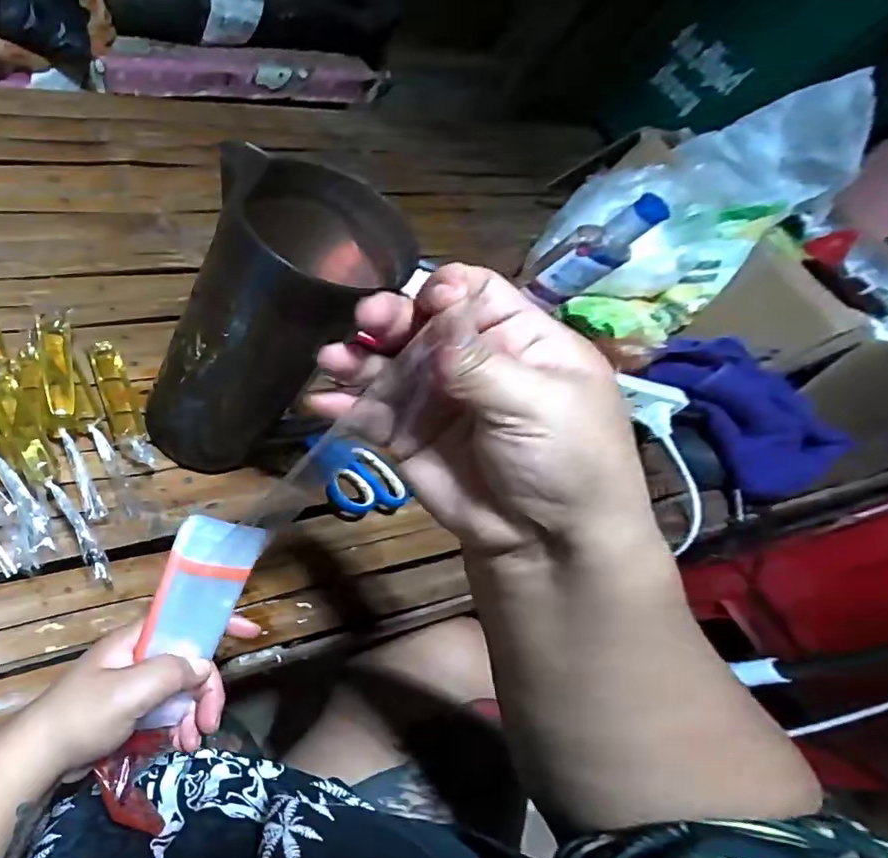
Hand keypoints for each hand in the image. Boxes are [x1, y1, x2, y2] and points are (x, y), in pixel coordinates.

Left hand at [4, 614, 262, 779]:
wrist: (45, 752)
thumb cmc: (82, 716)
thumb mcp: (127, 692)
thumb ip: (168, 673)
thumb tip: (202, 664)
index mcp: (132, 642)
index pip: (179, 619)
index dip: (214, 621)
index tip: (251, 633)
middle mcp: (134, 657)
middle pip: (186, 662)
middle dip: (204, 691)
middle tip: (209, 723)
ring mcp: (131, 684)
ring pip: (179, 690)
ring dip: (192, 715)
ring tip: (191, 743)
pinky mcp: (129, 710)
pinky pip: (165, 711)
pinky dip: (177, 726)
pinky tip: (179, 745)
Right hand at [307, 264, 660, 561]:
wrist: (543, 538)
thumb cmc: (566, 459)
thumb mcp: (537, 403)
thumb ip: (480, 362)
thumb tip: (439, 311)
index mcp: (515, 340)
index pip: (473, 295)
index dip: (443, 290)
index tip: (422, 301)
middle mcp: (465, 363)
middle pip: (419, 326)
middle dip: (389, 319)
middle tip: (364, 321)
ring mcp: (430, 401)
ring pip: (385, 367)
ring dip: (355, 358)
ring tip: (330, 358)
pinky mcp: (401, 437)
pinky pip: (366, 414)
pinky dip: (341, 406)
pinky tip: (320, 401)